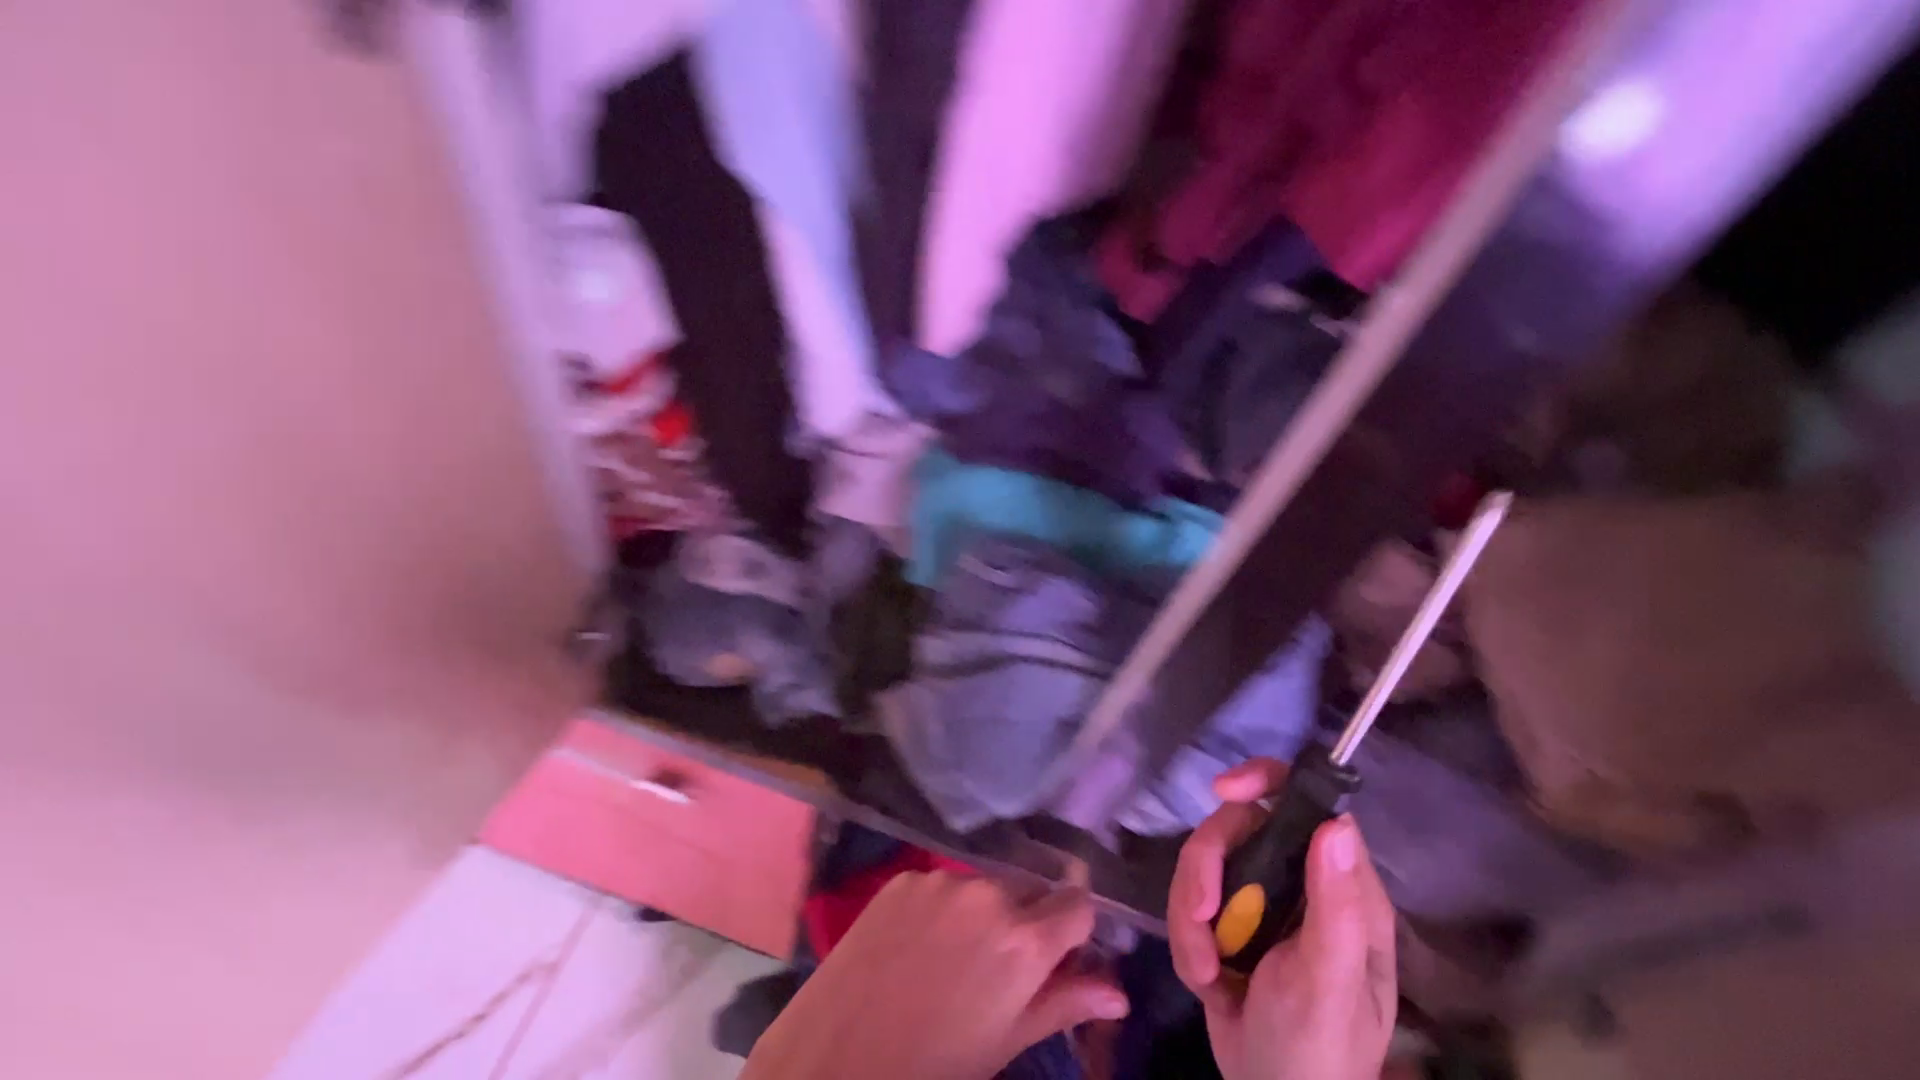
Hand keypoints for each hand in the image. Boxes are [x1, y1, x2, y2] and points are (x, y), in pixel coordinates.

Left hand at [741, 871, 1128, 1079]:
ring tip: (952, 959)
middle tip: (1001, 966)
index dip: (1074, 927)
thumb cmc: (935, 1064)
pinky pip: (941, 885)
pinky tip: (918, 946)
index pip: (1078, 903)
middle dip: (1028, 920)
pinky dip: (942, 908)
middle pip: (1030, 891)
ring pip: (984, 887)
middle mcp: (989, 894)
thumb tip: (1118, 993)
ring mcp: (941, 881)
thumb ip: (1065, 1004)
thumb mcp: (1007, 1041)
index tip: (1062, 951)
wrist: (834, 1057)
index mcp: (1025, 940)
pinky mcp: (903, 878)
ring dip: (983, 912)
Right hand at [1169, 758, 1397, 1079]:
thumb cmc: (1319, 1050)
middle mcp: (1300, 887)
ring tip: (1207, 971)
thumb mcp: (1329, 982)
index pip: (1306, 807)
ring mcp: (1259, 907)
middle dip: (1208, 870)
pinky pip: (1187, 908)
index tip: (1224, 792)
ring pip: (1204, 868)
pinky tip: (1208, 984)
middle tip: (1202, 916)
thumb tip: (1335, 823)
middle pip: (1239, 830)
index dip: (1264, 784)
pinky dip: (1186, 944)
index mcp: (1340, 890)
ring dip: (1191, 919)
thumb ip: (1334, 907)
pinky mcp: (1225, 930)